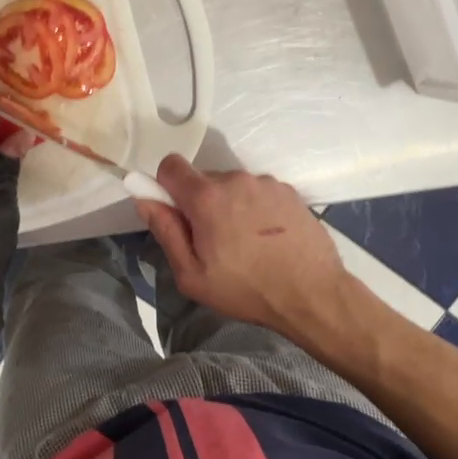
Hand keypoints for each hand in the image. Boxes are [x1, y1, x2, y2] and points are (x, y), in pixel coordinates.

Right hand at [135, 155, 353, 335]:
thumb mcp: (192, 274)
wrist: (311, 293)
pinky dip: (255, 209)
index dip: (165, 185)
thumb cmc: (245, 289)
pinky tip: (267, 239)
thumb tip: (145, 200)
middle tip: (212, 240)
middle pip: (203, 178)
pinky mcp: (289, 191)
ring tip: (244, 243)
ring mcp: (266, 183)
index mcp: (206, 197)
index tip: (174, 212)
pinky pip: (258, 192)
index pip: (171, 165)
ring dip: (230, 205)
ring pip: (233, 186)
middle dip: (200, 202)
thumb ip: (166, 232)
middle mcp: (236, 179)